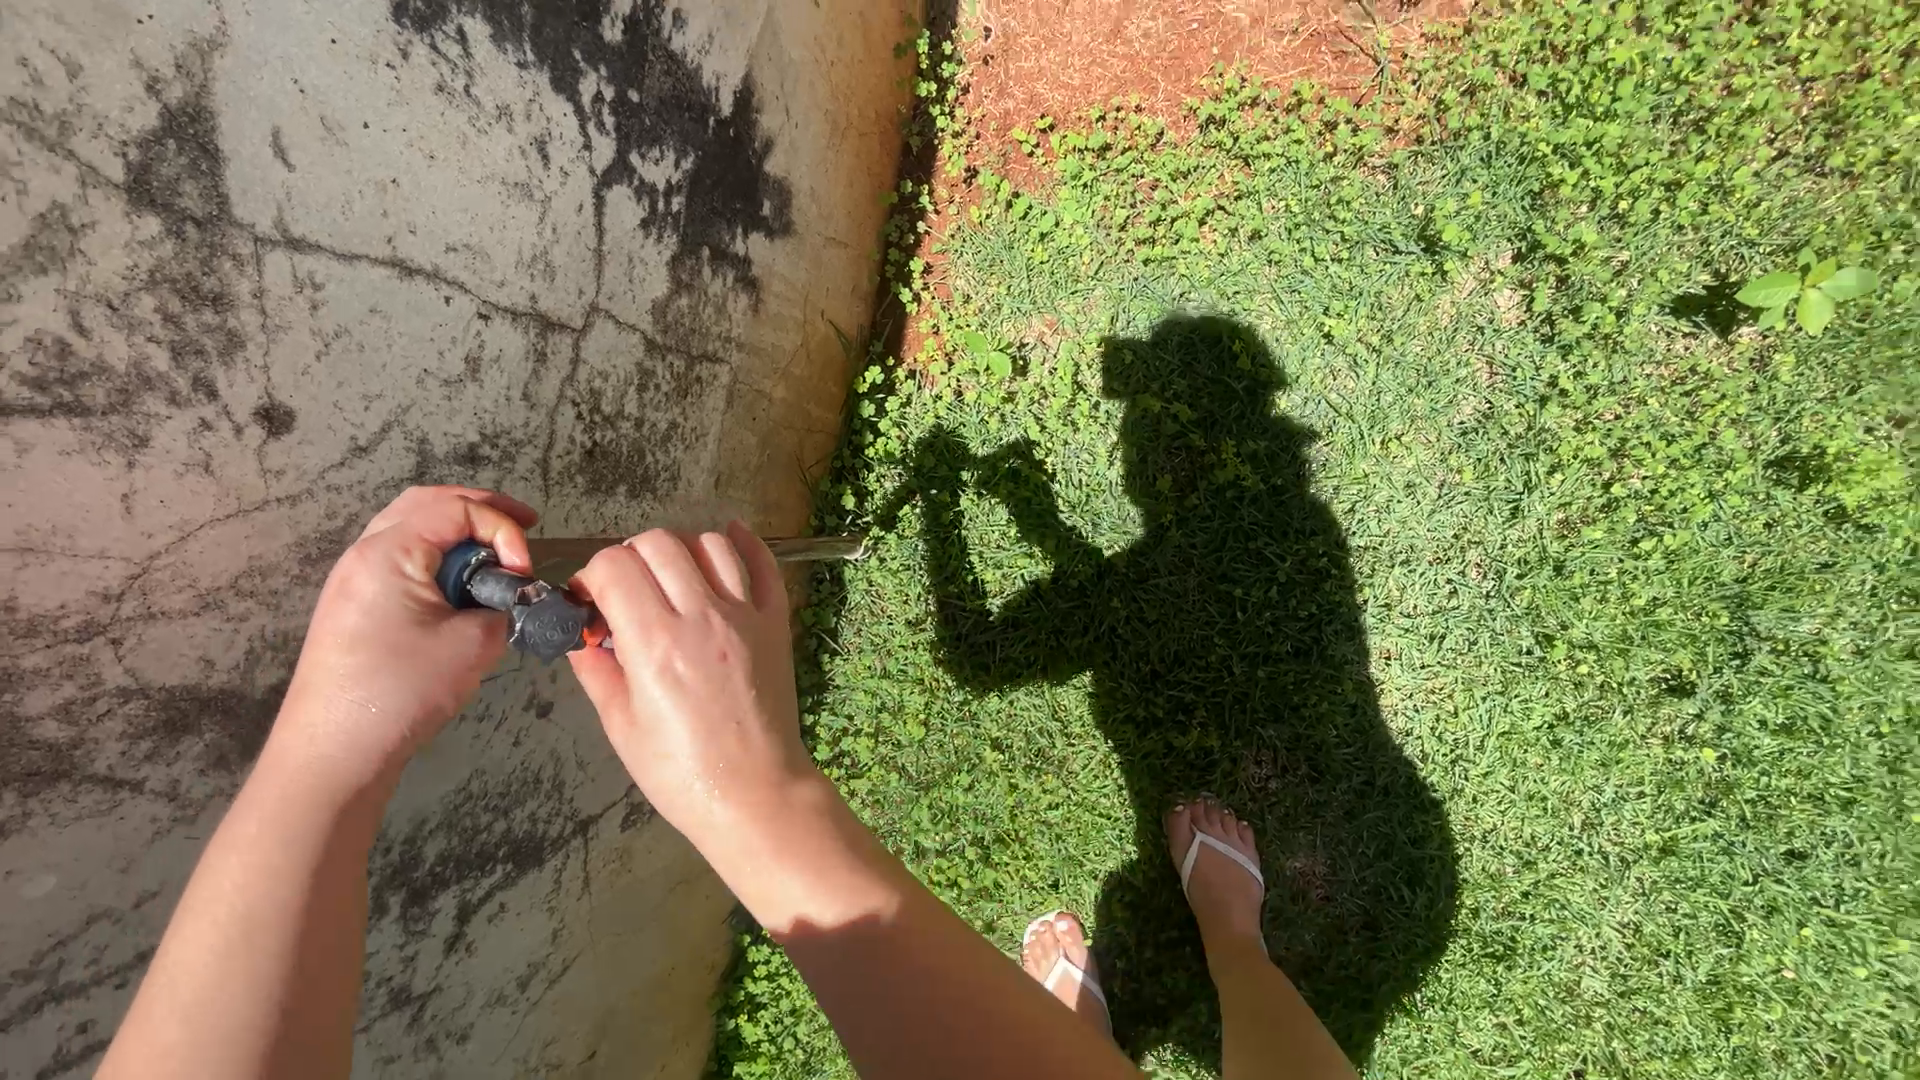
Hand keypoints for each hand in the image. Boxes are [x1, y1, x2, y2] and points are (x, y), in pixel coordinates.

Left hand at [275, 486, 536, 784]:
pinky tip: (465, 578)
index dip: (502, 528)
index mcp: (389, 553)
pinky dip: (442, 553)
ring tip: (499, 548)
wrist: (336, 748)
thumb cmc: (404, 688)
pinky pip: (404, 555)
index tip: (523, 571)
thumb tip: (507, 598)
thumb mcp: (476, 643)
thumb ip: (503, 606)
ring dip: (460, 529)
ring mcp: (355, 578)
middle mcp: (366, 553)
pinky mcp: (357, 603)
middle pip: (427, 502)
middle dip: (483, 508)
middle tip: (525, 525)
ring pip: (411, 524)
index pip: (457, 508)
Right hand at [566, 523, 815, 843]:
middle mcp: (702, 617)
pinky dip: (747, 542)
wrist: (753, 791)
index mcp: (655, 643)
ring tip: (670, 576)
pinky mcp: (776, 623)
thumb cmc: (679, 771)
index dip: (592, 575)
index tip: (591, 601)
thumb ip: (597, 668)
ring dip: (681, 549)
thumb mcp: (620, 724)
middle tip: (627, 589)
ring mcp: (745, 616)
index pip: (614, 566)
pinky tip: (731, 534)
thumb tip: (583, 632)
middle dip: (630, 556)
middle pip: (659, 543)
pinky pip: (765, 566)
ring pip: (711, 544)